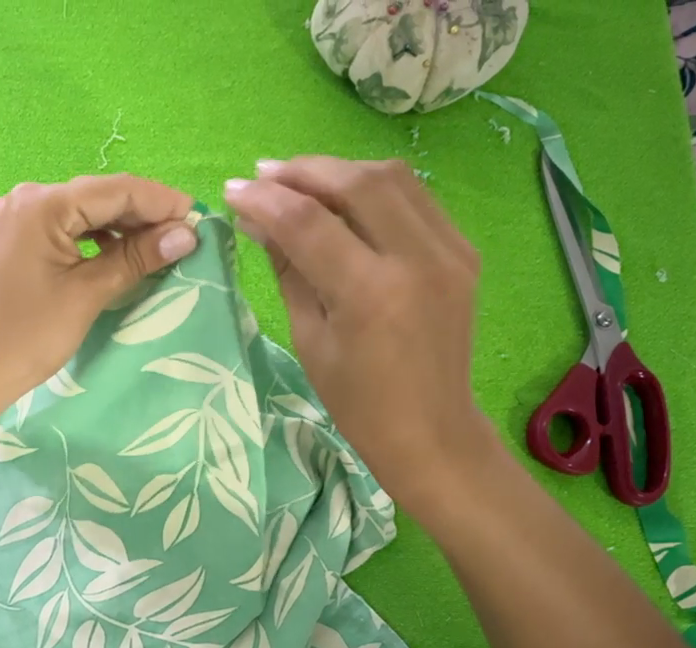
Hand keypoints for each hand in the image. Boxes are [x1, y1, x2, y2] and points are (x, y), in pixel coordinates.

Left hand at [0, 174, 198, 414]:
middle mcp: (26, 198)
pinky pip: (66, 227)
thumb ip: (137, 257)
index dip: (160, 202)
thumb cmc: (32, 335)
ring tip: (160, 247)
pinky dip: (96, 238)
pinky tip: (122, 253)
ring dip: (122, 226)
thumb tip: (187, 234)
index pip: (115, 189)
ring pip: (84, 211)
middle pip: (99, 196)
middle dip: (143, 214)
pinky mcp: (16, 238)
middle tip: (185, 236)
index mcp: (42, 205)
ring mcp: (18, 216)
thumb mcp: (89, 293)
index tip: (198, 220)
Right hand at [224, 158, 493, 507]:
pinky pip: (415, 199)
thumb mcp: (310, 338)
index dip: (265, 200)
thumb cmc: (357, 401)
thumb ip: (288, 270)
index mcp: (370, 294)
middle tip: (264, 174)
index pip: (308, 224)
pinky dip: (374, 189)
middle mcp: (416, 260)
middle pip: (356, 183)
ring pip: (392, 178)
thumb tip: (258, 220)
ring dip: (340, 170)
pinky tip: (344, 199)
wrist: (430, 429)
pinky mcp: (462, 250)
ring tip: (300, 179)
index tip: (233, 190)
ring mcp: (448, 250)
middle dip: (303, 171)